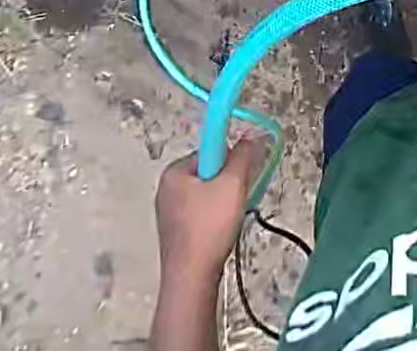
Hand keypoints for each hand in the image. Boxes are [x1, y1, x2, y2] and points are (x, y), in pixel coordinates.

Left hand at [154, 134, 267, 280]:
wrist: (192, 279)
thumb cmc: (210, 225)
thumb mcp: (234, 182)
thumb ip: (243, 153)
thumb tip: (249, 137)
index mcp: (174, 172)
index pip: (211, 149)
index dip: (230, 160)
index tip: (239, 177)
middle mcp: (167, 188)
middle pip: (211, 170)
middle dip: (229, 180)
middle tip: (237, 197)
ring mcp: (169, 211)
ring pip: (209, 191)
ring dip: (225, 198)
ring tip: (230, 216)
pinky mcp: (176, 230)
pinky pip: (203, 209)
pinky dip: (216, 214)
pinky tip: (222, 228)